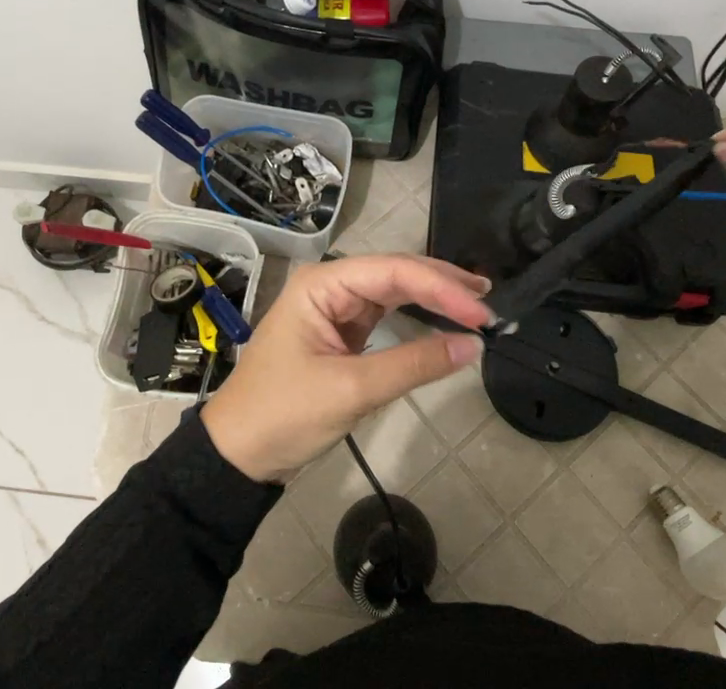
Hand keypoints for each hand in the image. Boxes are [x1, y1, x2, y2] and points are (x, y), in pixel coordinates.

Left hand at [200, 254, 491, 483]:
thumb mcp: (351, 390)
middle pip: (395, 273)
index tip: (481, 312)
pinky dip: (416, 319)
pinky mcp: (339, 335)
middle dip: (441, 284)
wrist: (238, 453)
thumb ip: (414, 364)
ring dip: (432, 297)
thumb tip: (472, 346)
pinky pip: (384, 317)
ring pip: (392, 292)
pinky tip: (441, 319)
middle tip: (488, 300)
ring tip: (475, 303)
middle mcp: (328, 287)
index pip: (393, 272)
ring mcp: (333, 310)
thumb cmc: (284, 414)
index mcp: (322, 285)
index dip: (441, 287)